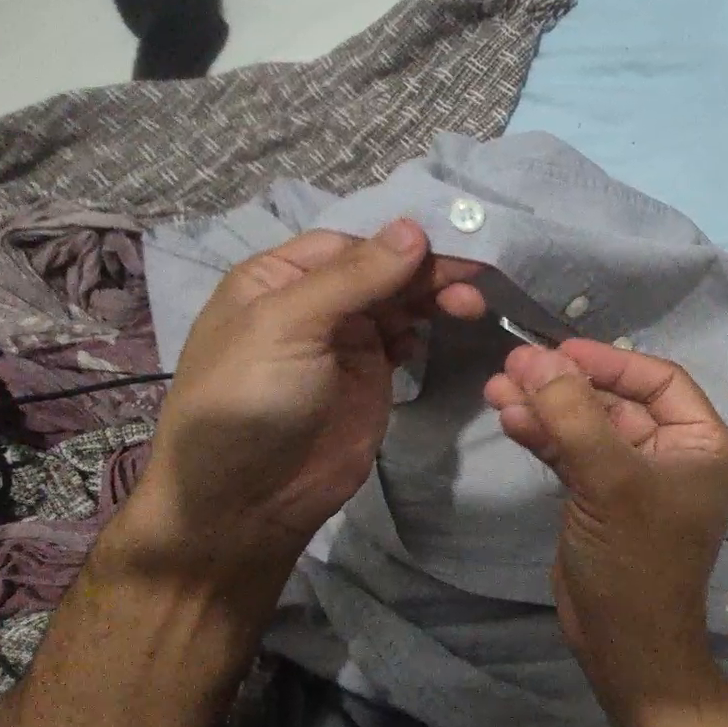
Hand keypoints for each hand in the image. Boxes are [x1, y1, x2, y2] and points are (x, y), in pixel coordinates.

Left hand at [126, 222, 485, 575]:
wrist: (250, 498)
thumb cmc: (252, 400)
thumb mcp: (290, 326)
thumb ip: (354, 278)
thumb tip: (413, 228)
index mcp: (280, 278)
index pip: (351, 244)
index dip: (399, 243)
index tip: (451, 246)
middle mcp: (315, 303)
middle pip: (382, 271)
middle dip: (428, 272)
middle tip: (477, 279)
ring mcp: (346, 342)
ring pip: (400, 304)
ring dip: (436, 299)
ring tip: (473, 304)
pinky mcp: (372, 378)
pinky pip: (406, 340)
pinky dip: (429, 330)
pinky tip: (449, 328)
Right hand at [484, 340, 727, 719]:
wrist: (624, 642)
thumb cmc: (636, 559)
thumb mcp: (610, 480)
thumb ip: (574, 414)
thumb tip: (536, 357)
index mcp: (702, 443)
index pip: (659, 380)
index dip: (608, 361)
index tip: (556, 349)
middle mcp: (673, 454)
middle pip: (616, 400)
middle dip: (565, 385)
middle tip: (512, 365)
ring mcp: (633, 477)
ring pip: (587, 427)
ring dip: (545, 408)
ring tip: (496, 388)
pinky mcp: (600, 498)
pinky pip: (572, 454)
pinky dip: (543, 437)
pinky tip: (510, 419)